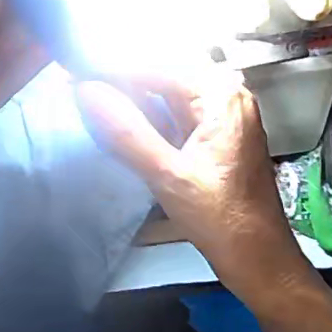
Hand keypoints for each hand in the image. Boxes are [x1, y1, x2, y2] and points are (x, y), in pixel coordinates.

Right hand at [75, 74, 307, 303]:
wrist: (259, 260)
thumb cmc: (220, 217)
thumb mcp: (167, 174)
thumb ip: (126, 131)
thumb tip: (86, 91)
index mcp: (220, 97)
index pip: (155, 71)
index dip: (112, 74)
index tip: (72, 77)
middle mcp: (223, 99)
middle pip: (160, 83)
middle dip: (119, 89)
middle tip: (76, 93)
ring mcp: (218, 122)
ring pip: (163, 103)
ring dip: (129, 108)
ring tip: (88, 108)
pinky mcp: (210, 143)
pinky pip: (171, 122)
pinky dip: (144, 126)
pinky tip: (116, 132)